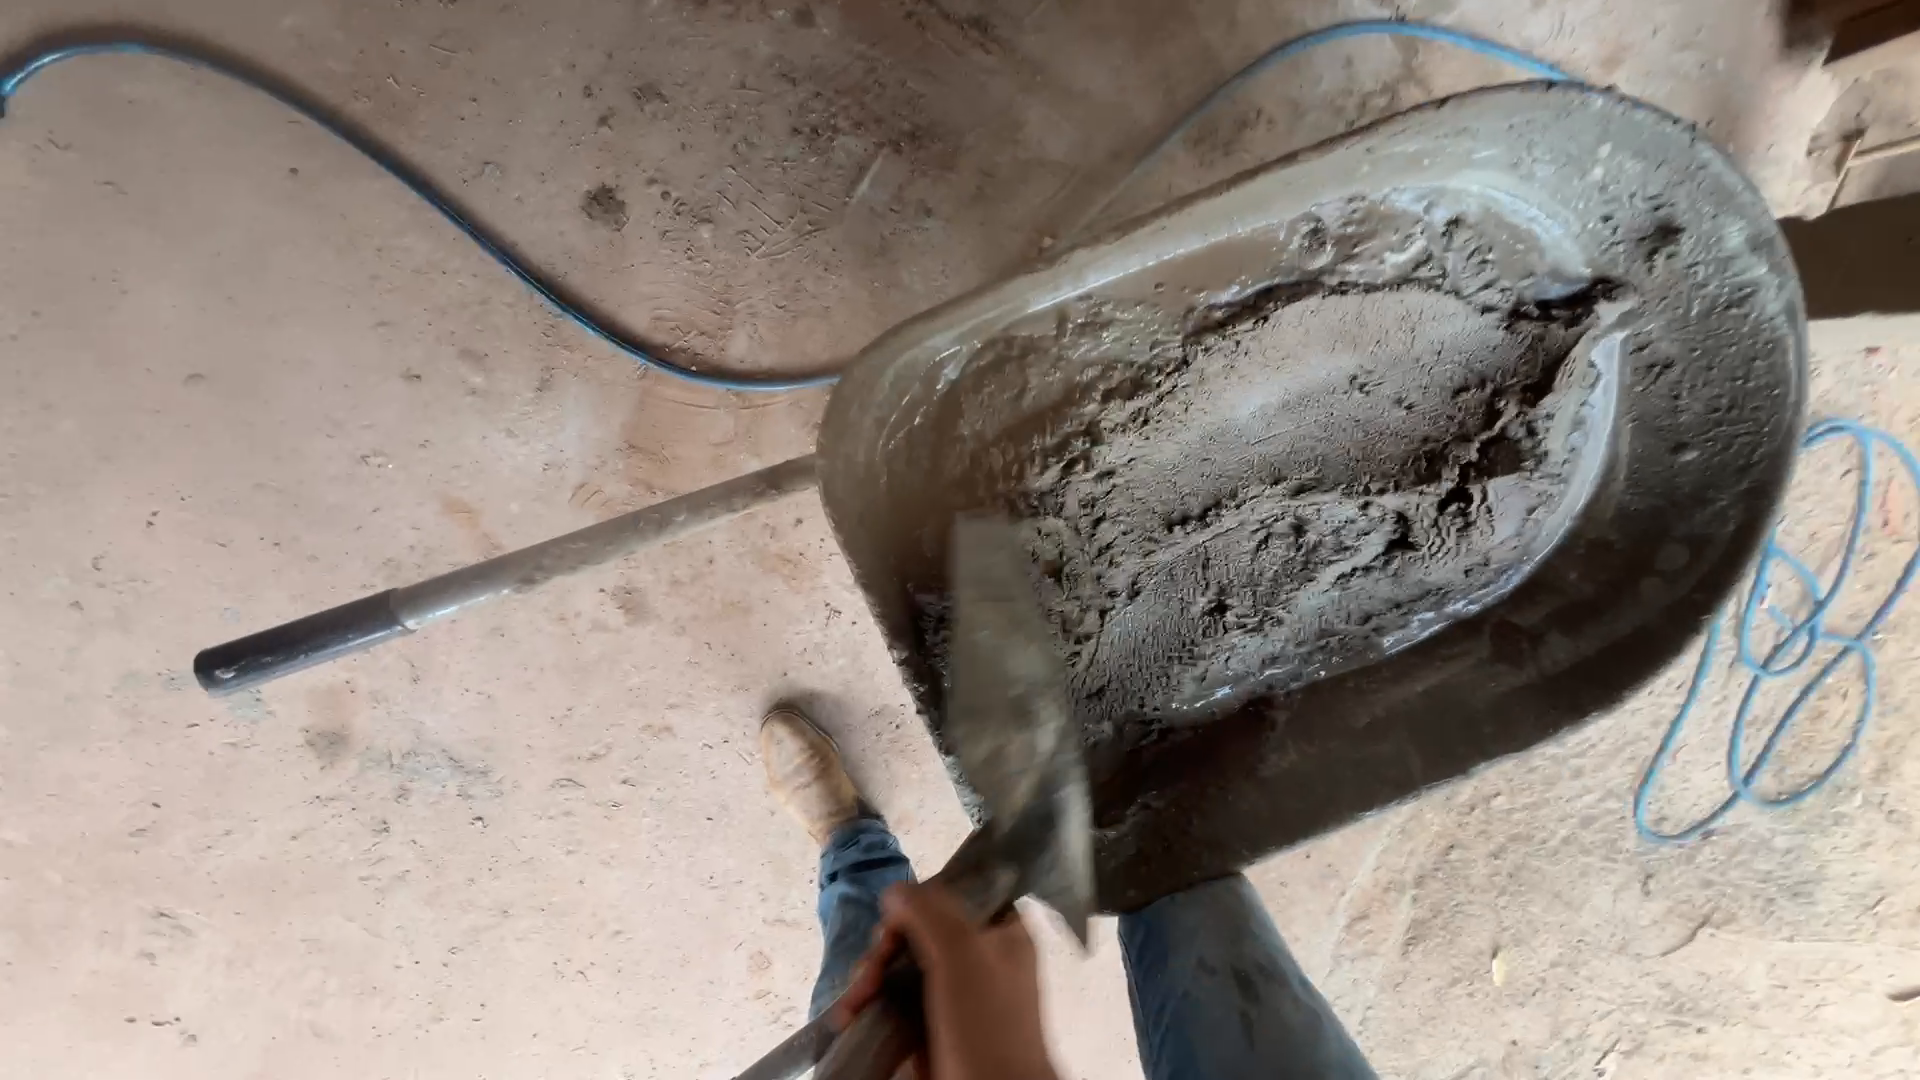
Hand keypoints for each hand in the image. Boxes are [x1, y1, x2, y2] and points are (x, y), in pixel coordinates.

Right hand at [834, 882, 1060, 1079]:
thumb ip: (927, 910)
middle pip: (921, 930)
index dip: (918, 902)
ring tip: (853, 1004)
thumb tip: (894, 891)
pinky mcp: (935, 1028)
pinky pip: (897, 1001)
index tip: (893, 923)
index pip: (953, 892)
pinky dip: (873, 1004)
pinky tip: (851, 1014)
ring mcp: (959, 994)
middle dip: (884, 948)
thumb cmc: (984, 1025)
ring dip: (871, 978)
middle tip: (868, 973)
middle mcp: (983, 956)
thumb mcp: (960, 952)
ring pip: (904, 965)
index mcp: (1003, 929)